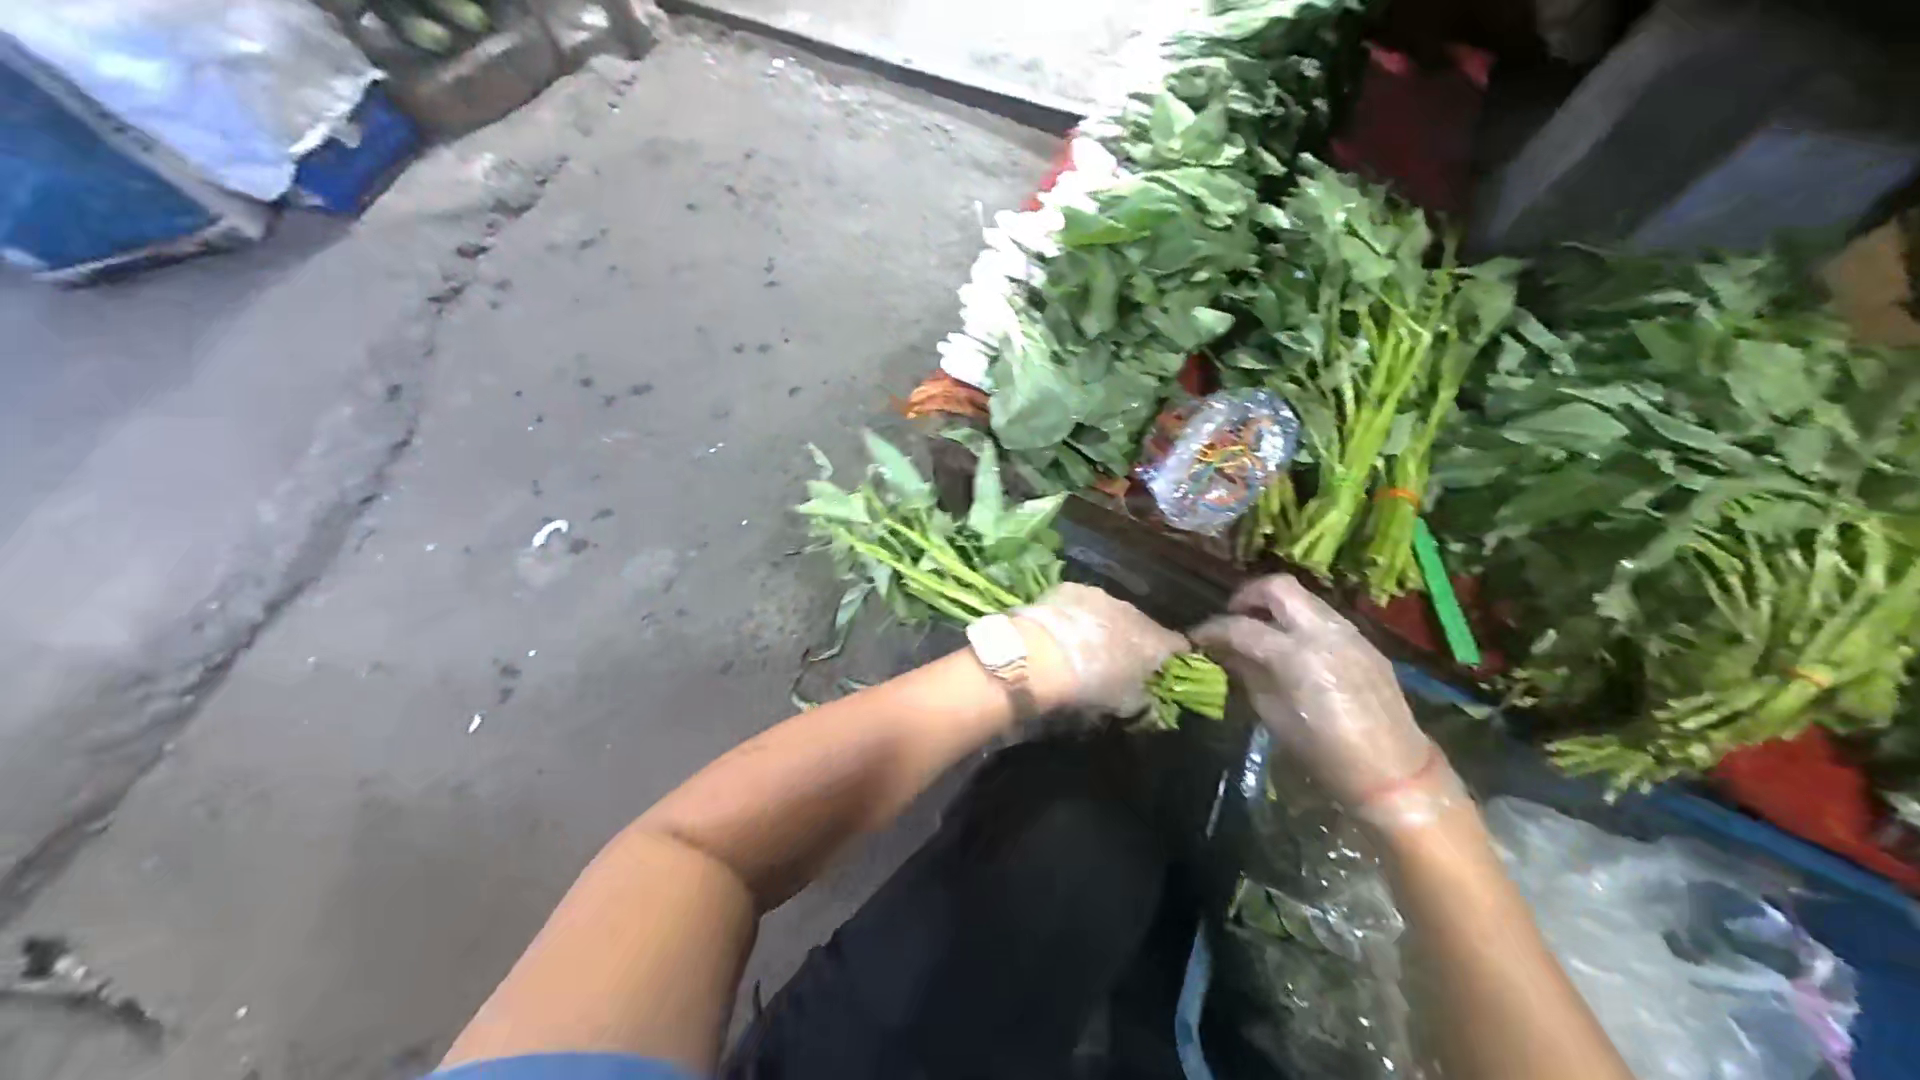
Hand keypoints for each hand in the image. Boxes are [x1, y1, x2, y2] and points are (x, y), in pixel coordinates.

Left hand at [1014, 583, 1187, 716]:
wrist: (1042, 658)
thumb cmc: (1090, 689)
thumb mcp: (1124, 706)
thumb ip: (1143, 701)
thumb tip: (1148, 699)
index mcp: (1155, 642)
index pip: (1177, 646)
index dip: (1172, 658)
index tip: (1163, 670)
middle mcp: (1134, 613)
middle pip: (1142, 626)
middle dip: (1133, 642)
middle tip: (1116, 663)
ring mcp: (1102, 596)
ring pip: (1110, 611)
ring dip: (1104, 626)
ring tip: (1084, 647)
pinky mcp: (1070, 589)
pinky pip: (1081, 602)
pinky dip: (1076, 615)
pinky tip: (1060, 630)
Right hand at [1191, 575, 1459, 828]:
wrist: (1394, 772)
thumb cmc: (1324, 752)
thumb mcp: (1273, 713)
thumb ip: (1247, 673)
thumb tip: (1224, 652)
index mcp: (1296, 655)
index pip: (1241, 626)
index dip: (1211, 629)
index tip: (1196, 638)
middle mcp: (1323, 632)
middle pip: (1277, 587)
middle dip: (1246, 596)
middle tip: (1231, 617)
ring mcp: (1348, 633)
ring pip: (1303, 597)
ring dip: (1274, 606)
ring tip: (1259, 629)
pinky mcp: (1364, 642)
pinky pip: (1322, 616)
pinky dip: (1298, 621)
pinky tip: (1291, 646)